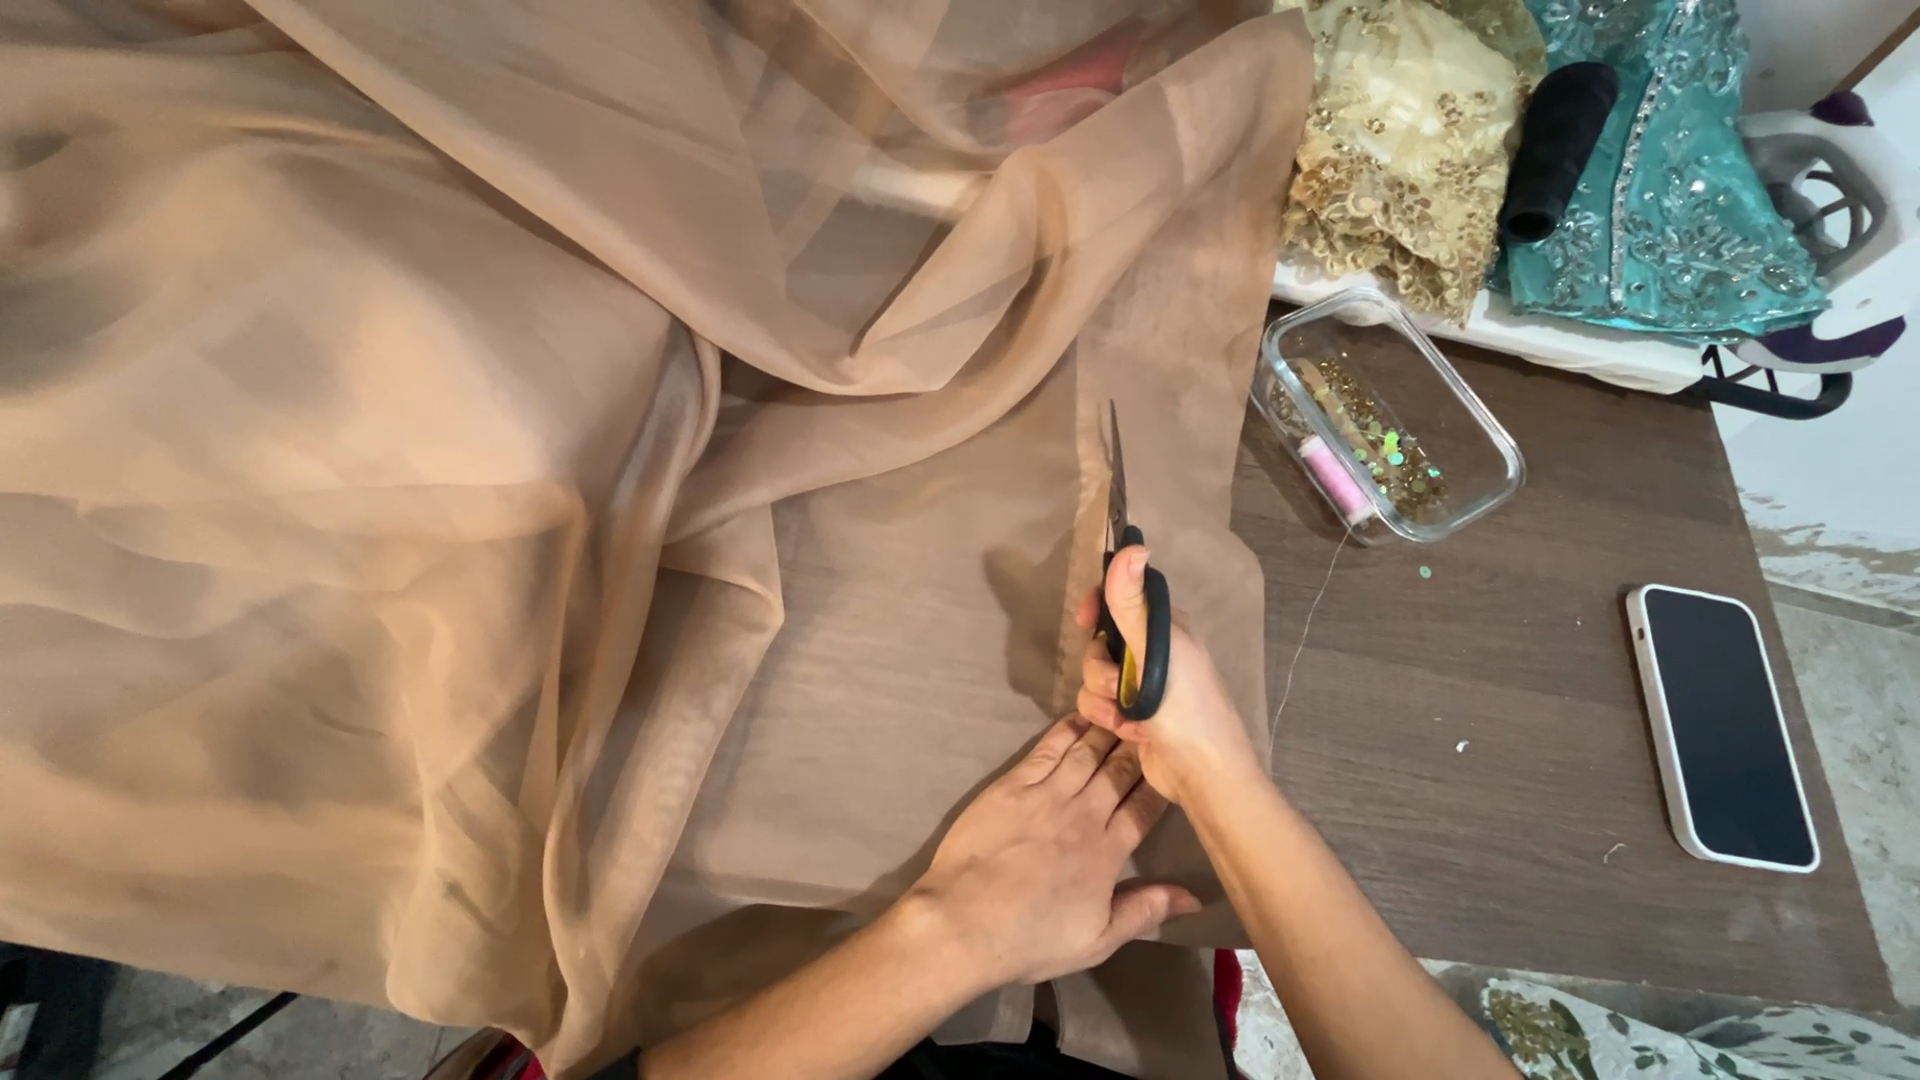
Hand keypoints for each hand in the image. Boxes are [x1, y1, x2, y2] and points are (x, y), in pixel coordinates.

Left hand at [903, 716, 1199, 988]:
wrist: (965, 920)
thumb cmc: (1031, 938)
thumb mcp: (1097, 941)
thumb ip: (1144, 910)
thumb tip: (1192, 896)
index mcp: (1106, 853)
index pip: (1144, 808)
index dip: (1160, 783)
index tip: (1172, 762)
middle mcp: (1082, 815)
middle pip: (1118, 772)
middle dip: (1138, 748)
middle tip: (1151, 724)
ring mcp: (1047, 796)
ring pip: (1086, 754)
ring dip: (1106, 731)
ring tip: (1122, 711)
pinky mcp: (1013, 785)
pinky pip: (1046, 749)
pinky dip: (1065, 730)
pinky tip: (1079, 716)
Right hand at [1074, 546, 1261, 805]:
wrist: (1201, 774)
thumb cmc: (1186, 707)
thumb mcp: (1157, 650)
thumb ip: (1133, 603)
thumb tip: (1133, 545)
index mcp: (1164, 628)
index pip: (1122, 597)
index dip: (1099, 606)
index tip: (1086, 621)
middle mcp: (1151, 651)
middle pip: (1099, 641)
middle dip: (1100, 665)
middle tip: (1120, 682)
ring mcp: (1139, 685)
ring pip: (1091, 674)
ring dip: (1102, 696)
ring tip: (1127, 714)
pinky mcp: (1128, 714)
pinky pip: (1094, 702)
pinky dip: (1105, 717)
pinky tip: (1127, 731)